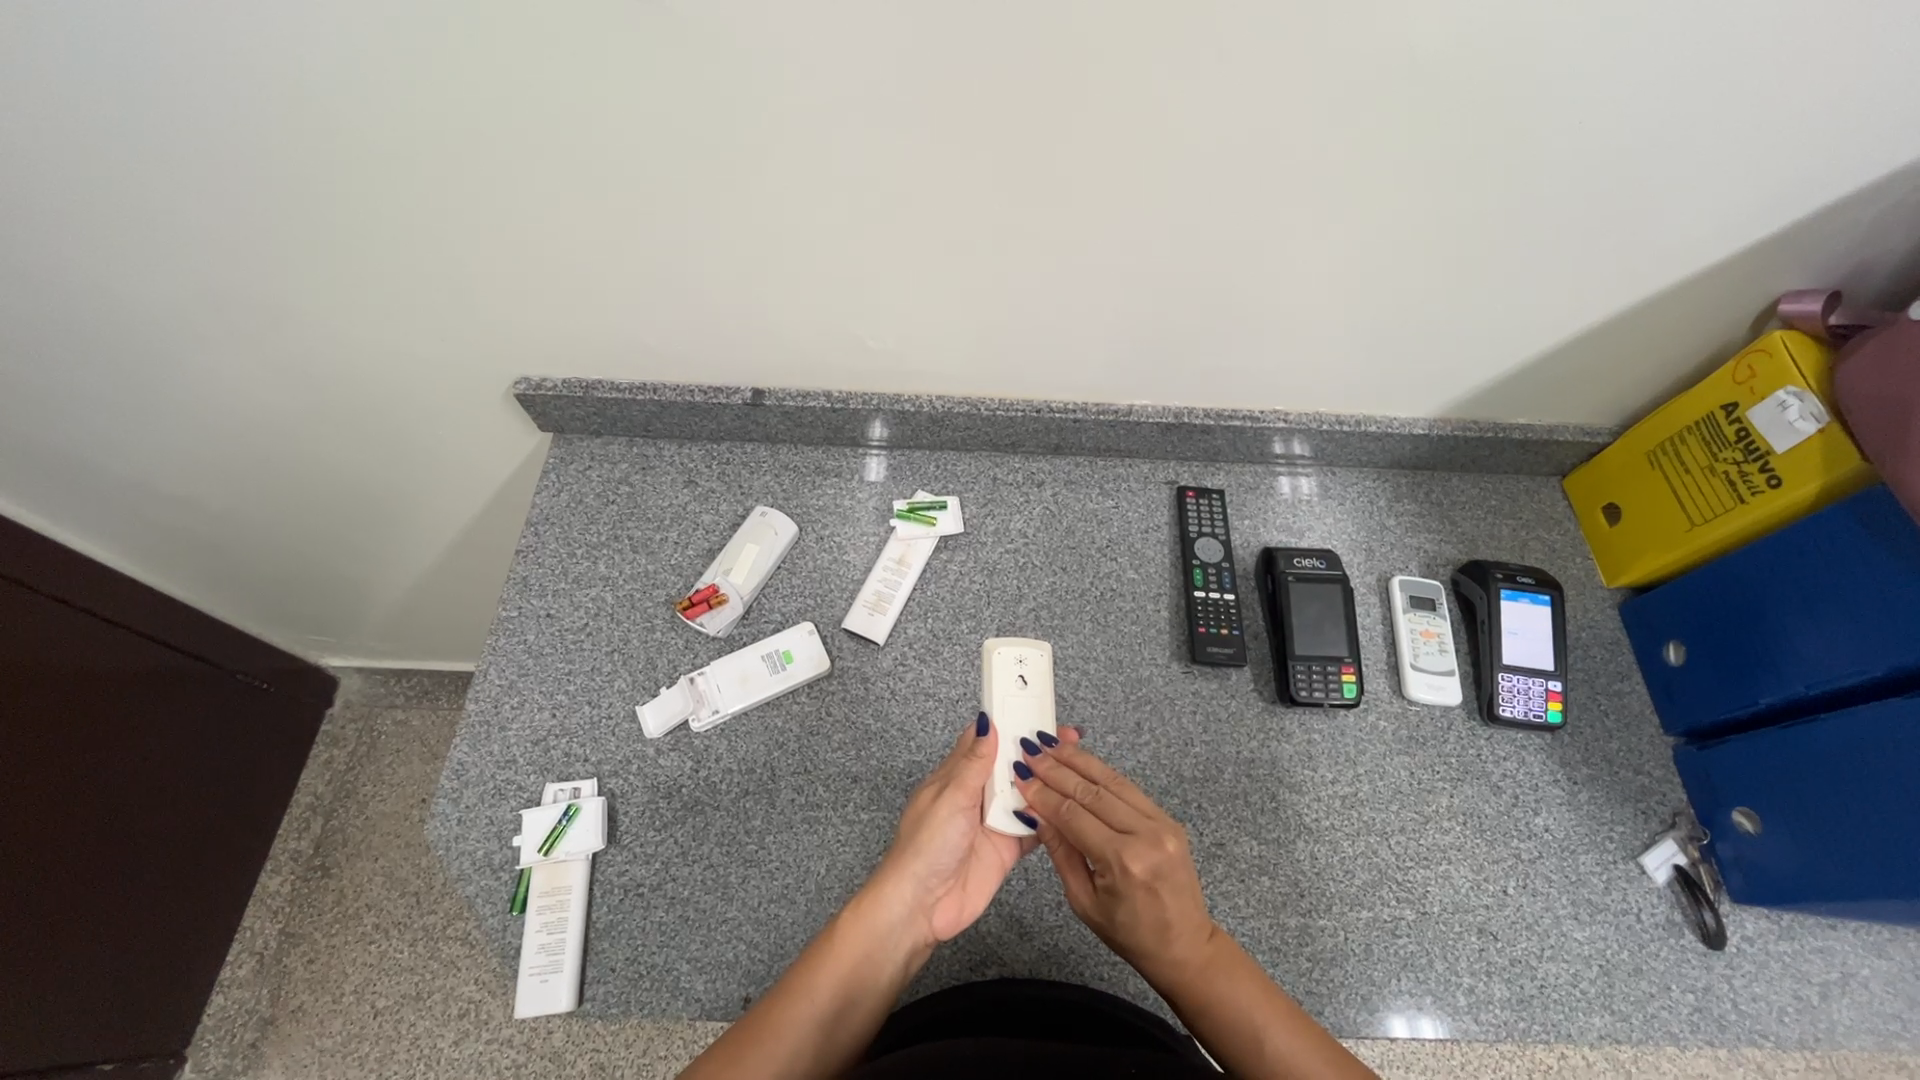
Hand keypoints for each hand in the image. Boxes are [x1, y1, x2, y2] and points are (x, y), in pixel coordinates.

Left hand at [867, 713, 1080, 945]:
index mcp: (957, 775)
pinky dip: (1050, 818)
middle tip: (1069, 736)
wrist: (921, 906)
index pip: (986, 740)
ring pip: (1027, 794)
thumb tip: (987, 722)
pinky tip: (1070, 805)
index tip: (1036, 707)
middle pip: (1011, 766)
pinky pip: (1035, 828)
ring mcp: (993, 821)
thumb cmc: (923, 847)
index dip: (1009, 722)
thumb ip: (974, 762)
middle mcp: (976, 795)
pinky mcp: (1007, 848)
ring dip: (1047, 782)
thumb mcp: (950, 797)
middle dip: (1037, 752)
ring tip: (1076, 765)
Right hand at [1013, 735, 1217, 984]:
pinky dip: (1102, 773)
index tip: (1020, 774)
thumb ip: (1061, 853)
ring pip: (1112, 781)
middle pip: (1091, 792)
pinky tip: (1082, 761)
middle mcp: (1145, 834)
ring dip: (1080, 760)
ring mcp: (1162, 823)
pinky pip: (1129, 789)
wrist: (1184, 945)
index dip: (1043, 793)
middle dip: (1057, 769)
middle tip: (1030, 750)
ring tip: (1052, 744)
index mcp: (1123, 860)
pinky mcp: (1168, 819)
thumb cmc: (1129, 933)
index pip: (1073, 816)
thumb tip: (1035, 813)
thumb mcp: (1084, 901)